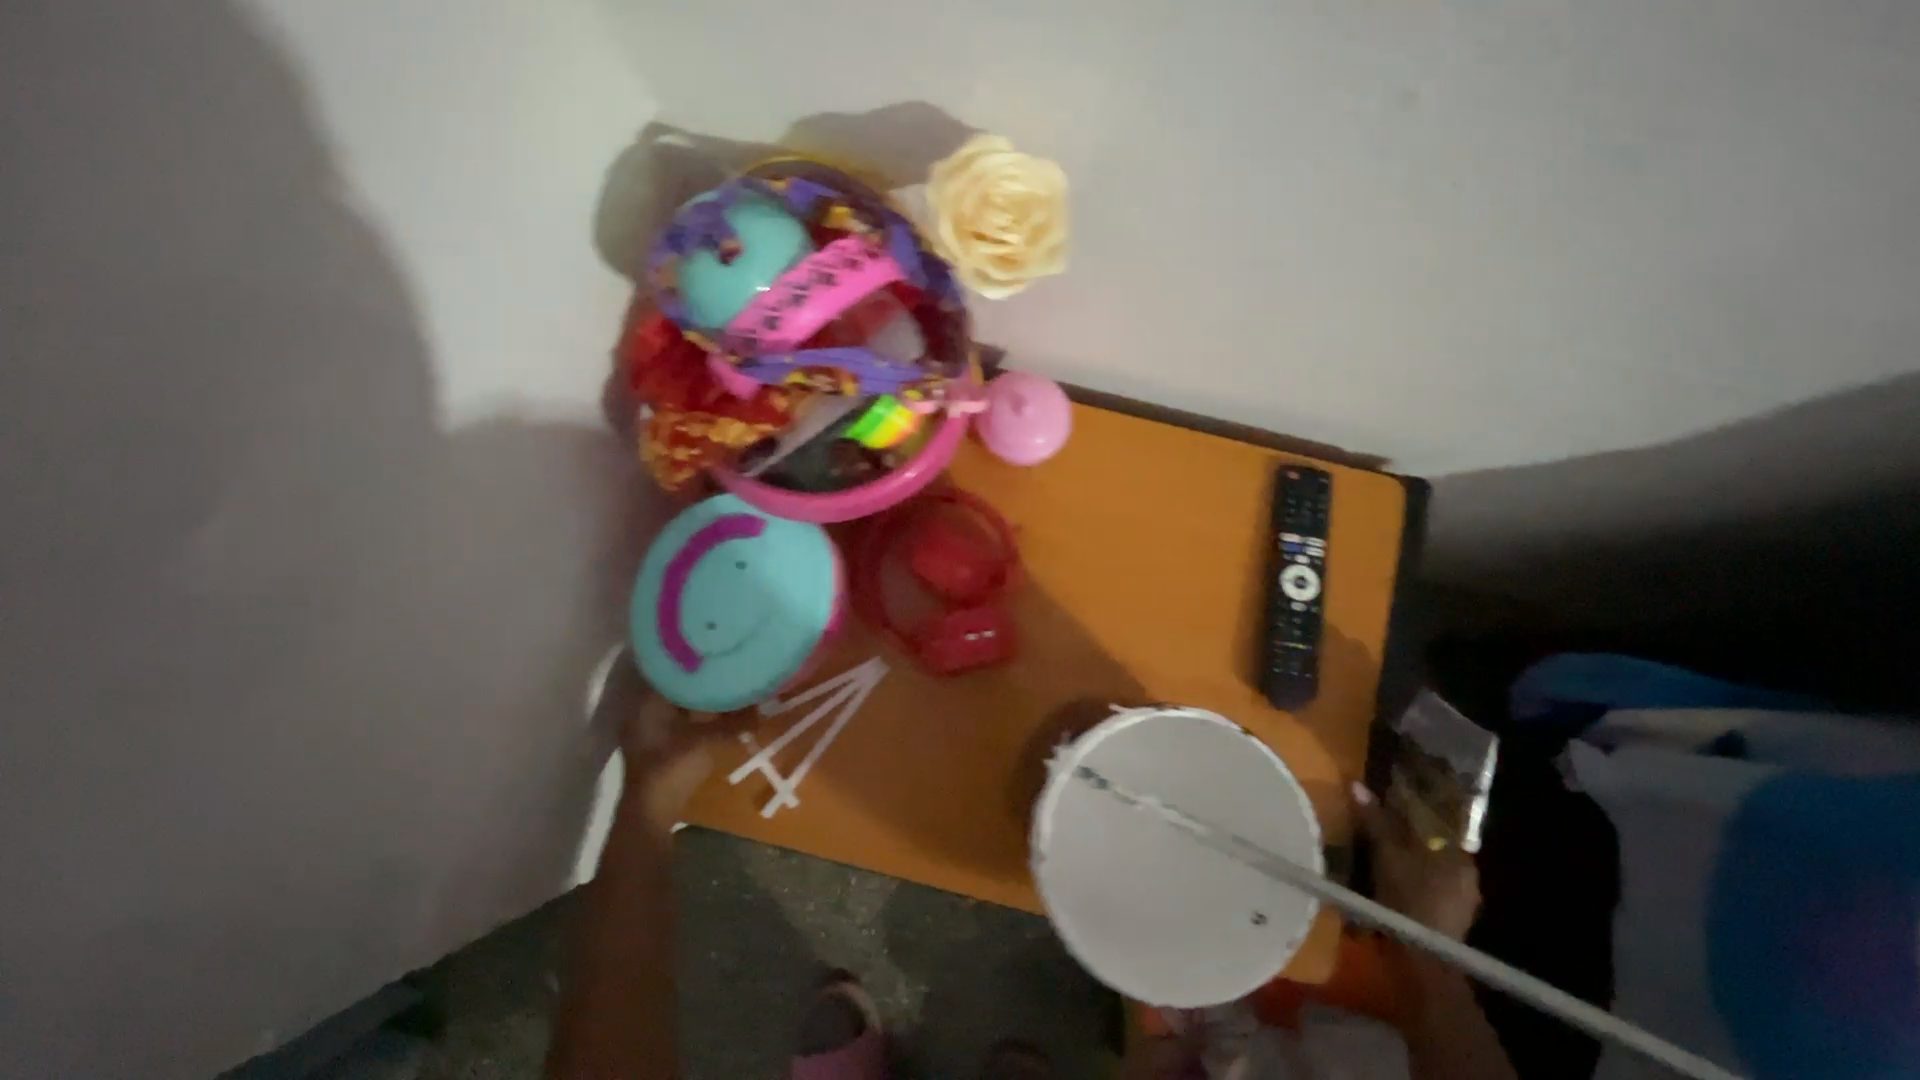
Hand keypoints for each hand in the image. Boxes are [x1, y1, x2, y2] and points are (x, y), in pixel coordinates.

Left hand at [596, 653, 753, 835]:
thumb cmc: (672, 770)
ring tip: (728, 678)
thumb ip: (735, 723)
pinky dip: (699, 710)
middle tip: (726, 659)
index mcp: (647, 701)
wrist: (652, 812)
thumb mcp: (707, 742)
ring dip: (700, 692)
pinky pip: (681, 716)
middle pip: (674, 681)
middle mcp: (644, 708)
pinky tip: (721, 706)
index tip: (712, 642)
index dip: (689, 653)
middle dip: (699, 672)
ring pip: (678, 699)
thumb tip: (764, 708)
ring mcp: (650, 726)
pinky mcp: (661, 740)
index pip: (666, 665)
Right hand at [1353, 783, 1480, 940]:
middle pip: (1436, 845)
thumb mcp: (1385, 855)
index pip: (1436, 821)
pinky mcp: (1456, 920)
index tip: (1389, 805)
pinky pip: (1436, 890)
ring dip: (1415, 863)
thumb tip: (1358, 785)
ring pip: (1437, 869)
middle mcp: (1469, 873)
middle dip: (1412, 838)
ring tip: (1388, 861)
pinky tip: (1401, 888)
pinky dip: (1419, 884)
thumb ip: (1375, 821)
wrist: (1424, 959)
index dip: (1411, 811)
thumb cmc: (1407, 900)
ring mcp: (1466, 900)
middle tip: (1384, 833)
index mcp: (1458, 853)